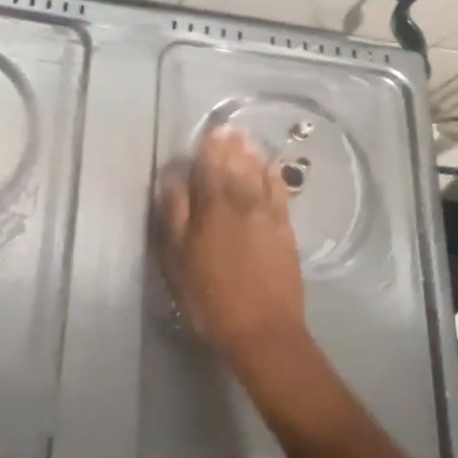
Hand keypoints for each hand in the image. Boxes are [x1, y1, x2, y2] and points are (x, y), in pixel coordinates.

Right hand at [155, 125, 307, 366]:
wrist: (262, 331)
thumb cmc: (208, 297)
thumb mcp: (176, 258)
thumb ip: (174, 213)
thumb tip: (172, 177)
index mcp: (212, 208)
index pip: (209, 167)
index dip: (209, 147)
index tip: (210, 129)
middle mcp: (242, 204)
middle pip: (236, 166)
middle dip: (232, 146)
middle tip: (231, 127)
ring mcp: (268, 217)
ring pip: (259, 176)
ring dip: (252, 155)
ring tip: (248, 138)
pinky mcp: (285, 233)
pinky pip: (280, 195)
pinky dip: (274, 177)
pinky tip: (271, 169)